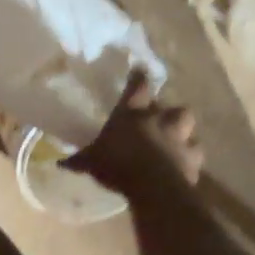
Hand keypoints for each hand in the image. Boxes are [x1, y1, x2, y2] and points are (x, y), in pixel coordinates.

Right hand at [66, 72, 203, 195]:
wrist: (154, 186)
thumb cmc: (117, 164)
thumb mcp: (90, 162)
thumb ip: (79, 160)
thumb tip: (60, 163)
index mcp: (131, 115)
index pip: (137, 88)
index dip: (139, 77)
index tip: (141, 68)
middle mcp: (158, 121)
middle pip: (172, 107)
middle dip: (167, 110)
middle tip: (159, 117)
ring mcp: (179, 139)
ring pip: (189, 125)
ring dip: (183, 130)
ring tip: (176, 138)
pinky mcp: (193, 159)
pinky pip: (195, 152)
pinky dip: (189, 155)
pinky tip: (183, 162)